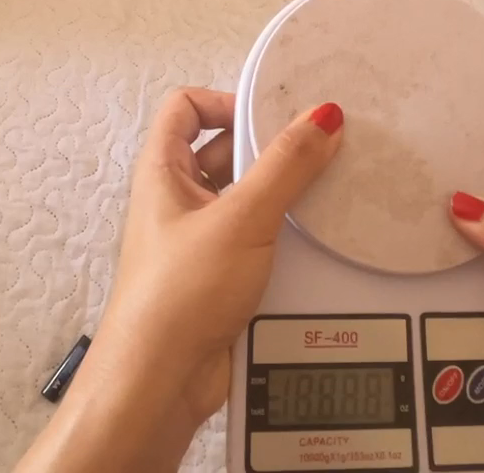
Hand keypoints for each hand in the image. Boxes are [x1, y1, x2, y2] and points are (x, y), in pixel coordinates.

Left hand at [16, 88, 343, 472]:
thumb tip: (322, 116)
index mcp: (163, 170)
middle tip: (313, 146)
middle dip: (266, 147)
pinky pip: (256, 230)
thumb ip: (285, 165)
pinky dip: (282, 227)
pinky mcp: (221, 269)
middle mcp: (178, 197)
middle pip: (223, 148)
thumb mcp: (242, 218)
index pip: (187, 107)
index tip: (269, 113)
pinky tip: (314, 233)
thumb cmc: (178, 296)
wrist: (162, 383)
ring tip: (321, 187)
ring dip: (279, 190)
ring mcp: (199, 234)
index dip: (225, 101)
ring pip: (245, 192)